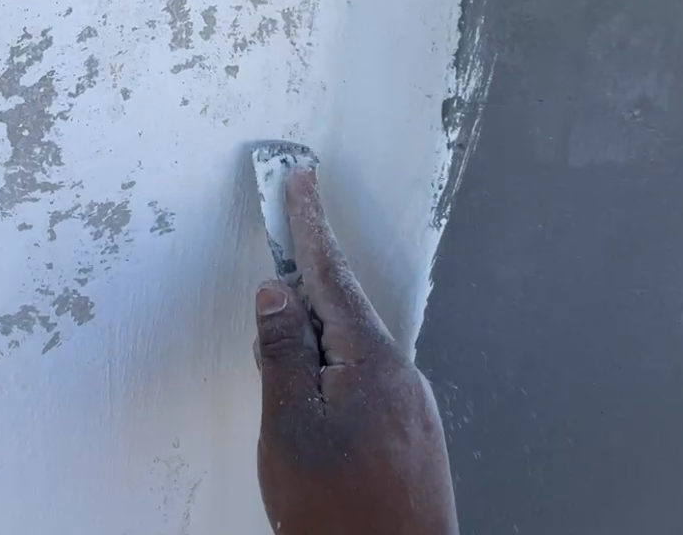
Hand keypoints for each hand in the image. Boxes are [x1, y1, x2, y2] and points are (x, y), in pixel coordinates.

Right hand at [254, 168, 458, 533]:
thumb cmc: (336, 514)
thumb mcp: (289, 424)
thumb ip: (280, 349)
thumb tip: (274, 292)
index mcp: (373, 364)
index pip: (331, 275)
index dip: (310, 224)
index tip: (300, 180)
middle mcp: (400, 377)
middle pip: (338, 310)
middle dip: (299, 298)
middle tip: (275, 316)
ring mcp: (408, 406)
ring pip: (346, 346)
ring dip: (308, 343)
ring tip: (287, 386)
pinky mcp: (406, 431)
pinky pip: (358, 374)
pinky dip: (325, 368)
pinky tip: (310, 402)